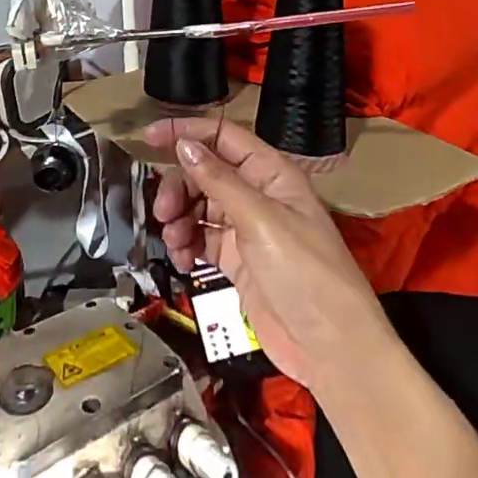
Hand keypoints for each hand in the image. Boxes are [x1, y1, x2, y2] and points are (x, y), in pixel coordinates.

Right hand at [145, 118, 390, 389]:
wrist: (328, 345)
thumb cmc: (305, 273)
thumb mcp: (261, 220)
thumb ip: (219, 181)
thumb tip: (185, 145)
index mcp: (272, 173)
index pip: (223, 137)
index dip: (187, 132)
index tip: (149, 137)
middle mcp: (258, 194)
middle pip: (206, 173)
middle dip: (179, 186)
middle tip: (163, 210)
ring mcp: (248, 228)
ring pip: (200, 206)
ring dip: (180, 218)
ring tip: (174, 240)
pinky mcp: (238, 260)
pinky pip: (202, 239)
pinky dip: (187, 245)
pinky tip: (182, 259)